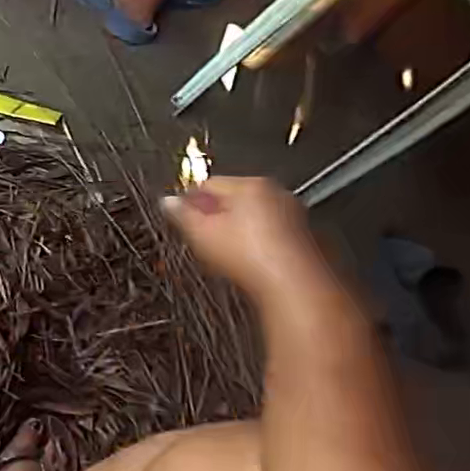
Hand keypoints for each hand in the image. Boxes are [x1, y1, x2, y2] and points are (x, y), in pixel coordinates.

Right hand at [162, 177, 332, 302]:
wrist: (293, 286)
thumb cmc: (250, 256)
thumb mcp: (200, 233)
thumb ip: (180, 214)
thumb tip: (167, 202)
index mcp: (250, 185)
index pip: (208, 184)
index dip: (189, 201)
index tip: (180, 216)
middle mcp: (275, 193)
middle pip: (231, 198)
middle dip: (213, 215)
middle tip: (200, 236)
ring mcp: (292, 214)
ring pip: (250, 215)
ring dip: (234, 229)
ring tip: (222, 251)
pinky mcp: (302, 236)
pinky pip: (268, 231)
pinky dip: (254, 241)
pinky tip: (245, 259)